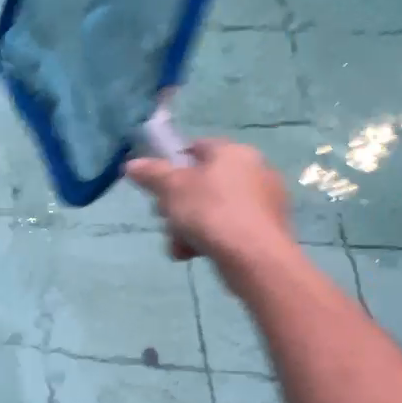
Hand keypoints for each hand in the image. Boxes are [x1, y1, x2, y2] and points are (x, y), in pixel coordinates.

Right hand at [125, 138, 293, 269]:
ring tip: (177, 244)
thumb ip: (150, 172)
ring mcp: (266, 200)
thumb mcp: (169, 187)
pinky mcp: (270, 227)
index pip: (197, 147)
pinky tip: (193, 252)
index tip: (156, 183)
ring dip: (189, 223)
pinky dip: (210, 236)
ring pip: (213, 205)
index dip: (172, 162)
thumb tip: (132, 164)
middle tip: (164, 217)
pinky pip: (230, 225)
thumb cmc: (210, 210)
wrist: (254, 256)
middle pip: (203, 180)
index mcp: (234, 152)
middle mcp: (256, 169)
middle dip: (178, 200)